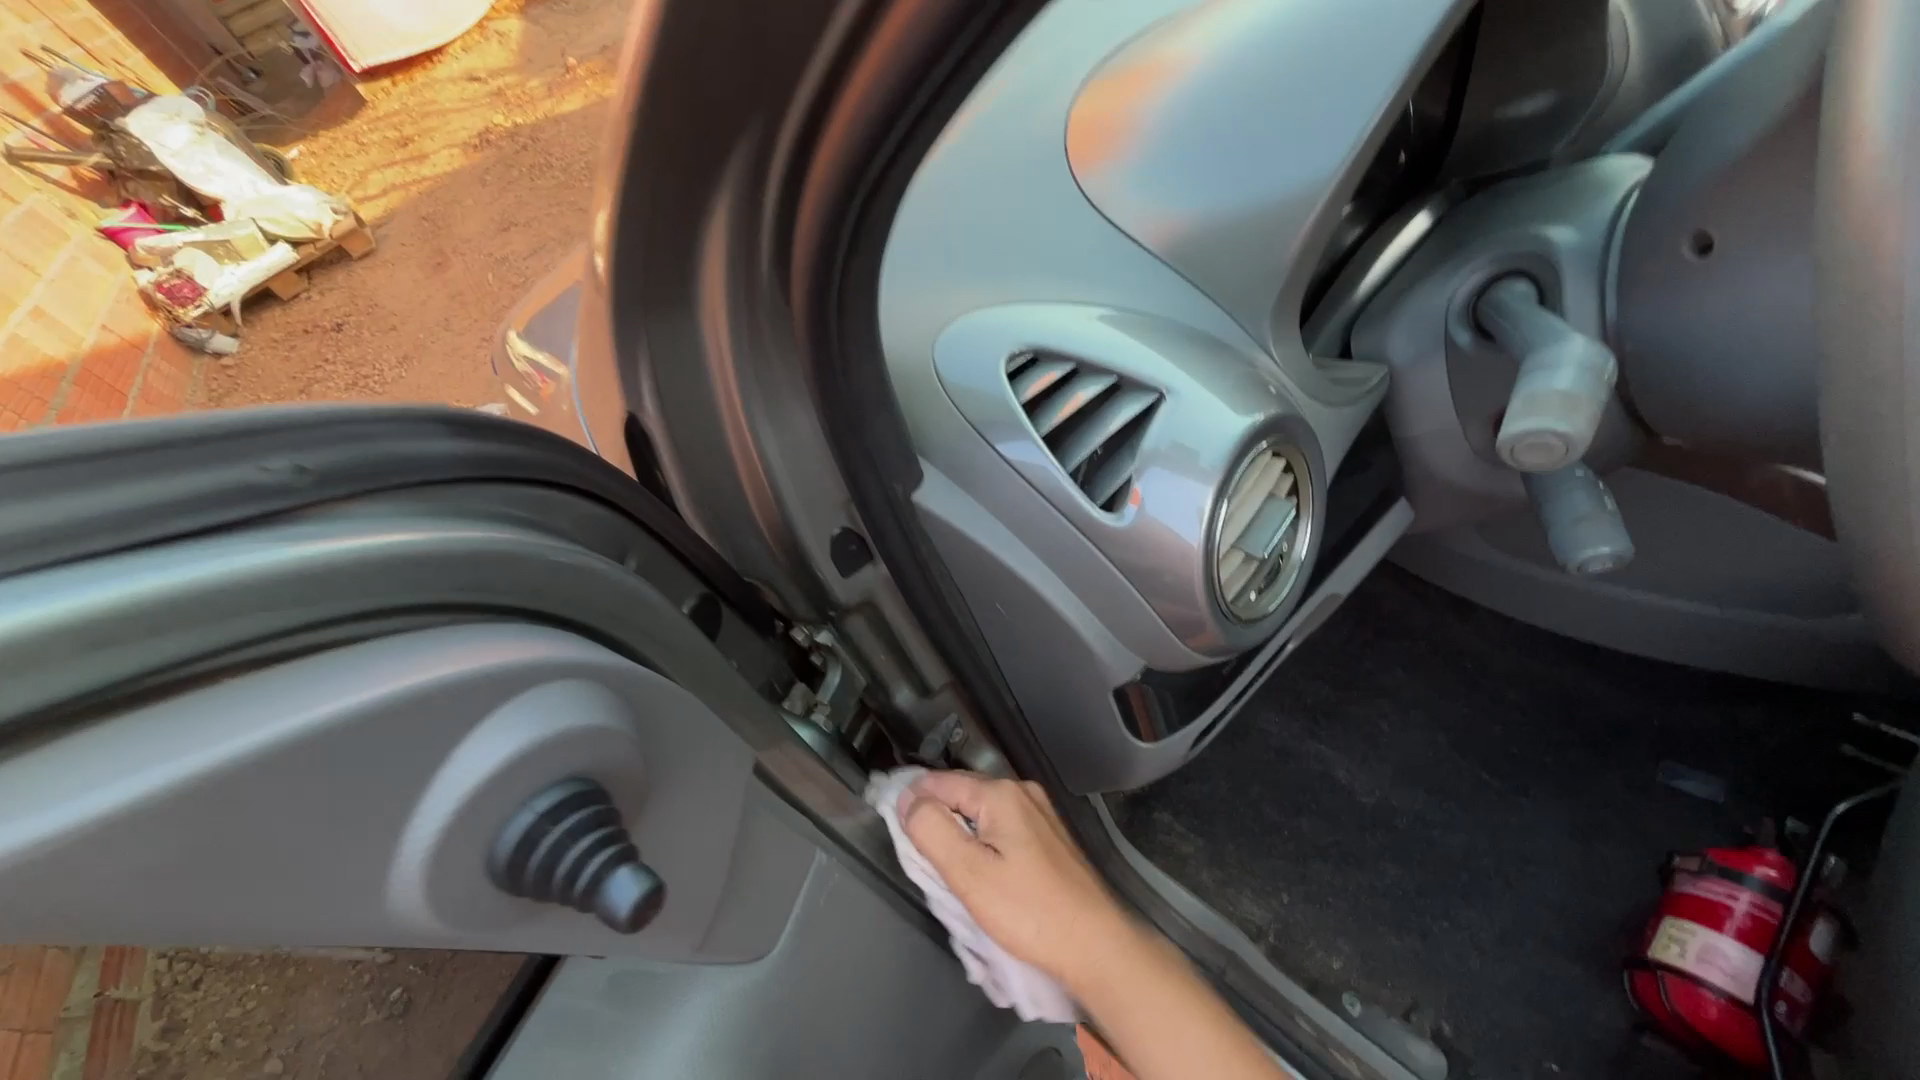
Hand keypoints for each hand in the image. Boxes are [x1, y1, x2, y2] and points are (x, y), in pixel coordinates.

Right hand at [900, 770, 1136, 985]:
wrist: (1095, 945)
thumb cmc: (1029, 911)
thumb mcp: (968, 874)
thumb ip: (932, 830)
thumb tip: (908, 800)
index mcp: (1000, 794)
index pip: (939, 782)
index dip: (911, 801)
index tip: (893, 828)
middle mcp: (1022, 793)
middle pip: (962, 793)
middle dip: (936, 815)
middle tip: (916, 853)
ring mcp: (1040, 814)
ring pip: (982, 812)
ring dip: (960, 831)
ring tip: (944, 865)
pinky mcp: (1050, 838)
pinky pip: (1002, 827)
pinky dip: (983, 841)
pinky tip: (981, 869)